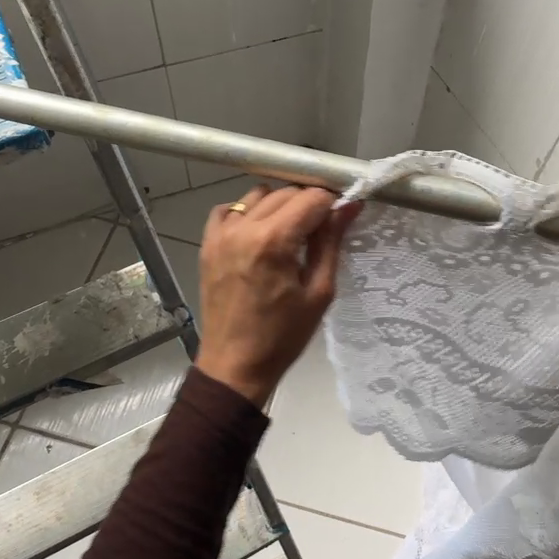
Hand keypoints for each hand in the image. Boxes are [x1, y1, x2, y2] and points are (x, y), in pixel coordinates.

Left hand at [196, 185, 361, 406]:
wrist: (234, 366)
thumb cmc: (283, 336)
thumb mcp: (319, 291)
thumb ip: (332, 242)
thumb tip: (350, 205)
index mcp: (274, 241)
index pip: (312, 198)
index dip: (333, 204)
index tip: (342, 217)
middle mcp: (244, 228)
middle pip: (287, 192)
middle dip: (309, 204)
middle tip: (321, 230)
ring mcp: (221, 234)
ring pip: (259, 195)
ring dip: (280, 205)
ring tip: (290, 233)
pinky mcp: (208, 244)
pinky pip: (229, 209)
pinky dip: (247, 212)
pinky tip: (259, 233)